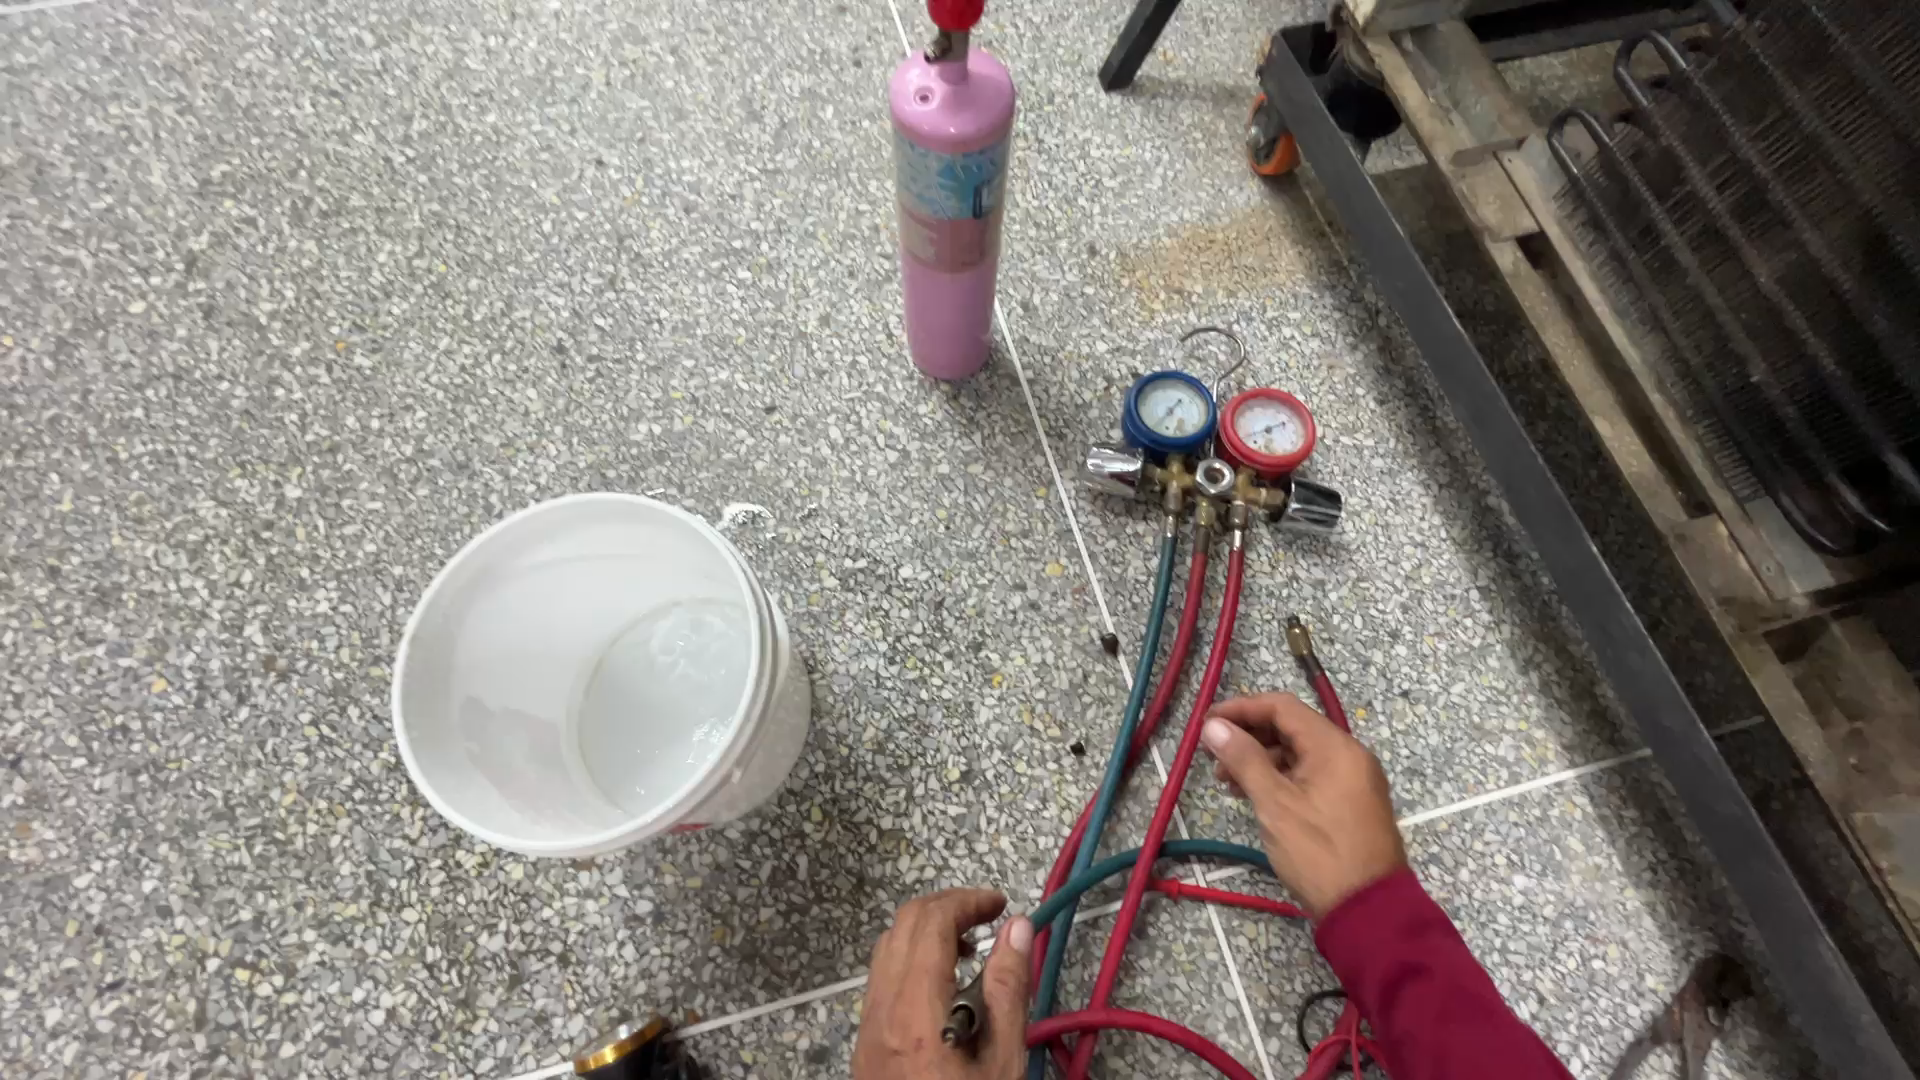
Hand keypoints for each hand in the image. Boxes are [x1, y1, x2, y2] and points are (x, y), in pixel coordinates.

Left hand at [852, 888, 1033, 1079]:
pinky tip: (944, 986)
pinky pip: (883, 976)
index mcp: (915, 1012)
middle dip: (949, 907)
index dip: (968, 901)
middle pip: (906, 923)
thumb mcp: (1002, 1067)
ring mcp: (867, 1026)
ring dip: (928, 930)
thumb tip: (1017, 927)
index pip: (933, 922)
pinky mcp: (864, 1043)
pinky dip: (912, 957)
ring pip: (889, 945)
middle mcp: (881, 1009)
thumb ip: (1009, 991)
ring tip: (971, 950)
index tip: (1002, 905)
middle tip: (989, 918)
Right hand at [1202, 693, 1406, 918]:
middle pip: (1289, 726)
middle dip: (1247, 735)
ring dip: (1259, 758)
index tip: (1208, 724)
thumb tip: (1213, 726)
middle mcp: (1347, 754)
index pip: (1281, 707)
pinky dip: (1278, 776)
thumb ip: (1243, 758)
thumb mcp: (1274, 803)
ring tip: (1226, 780)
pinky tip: (1253, 794)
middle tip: (1213, 754)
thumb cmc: (1318, 853)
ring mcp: (1351, 778)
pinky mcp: (1349, 800)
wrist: (1370, 912)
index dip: (1240, 709)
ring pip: (1297, 751)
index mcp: (1334, 747)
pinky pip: (1308, 773)